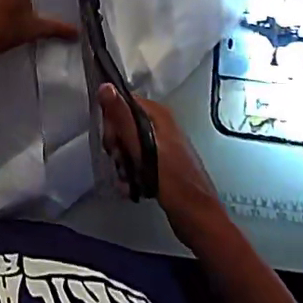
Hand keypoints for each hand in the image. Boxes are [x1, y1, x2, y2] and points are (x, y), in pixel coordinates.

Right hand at [99, 83, 224, 238]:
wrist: (197, 217)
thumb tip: (105, 85)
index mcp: (158, 114)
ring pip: (129, 143)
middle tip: (119, 160)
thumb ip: (121, 117)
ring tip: (126, 177)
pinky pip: (138, 159)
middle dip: (117, 143)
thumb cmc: (171, 180)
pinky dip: (132, 171)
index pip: (123, 102)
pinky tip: (131, 186)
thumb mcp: (141, 147)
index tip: (111, 140)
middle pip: (125, 123)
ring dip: (122, 161)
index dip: (112, 119)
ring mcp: (162, 144)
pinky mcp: (161, 163)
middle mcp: (160, 124)